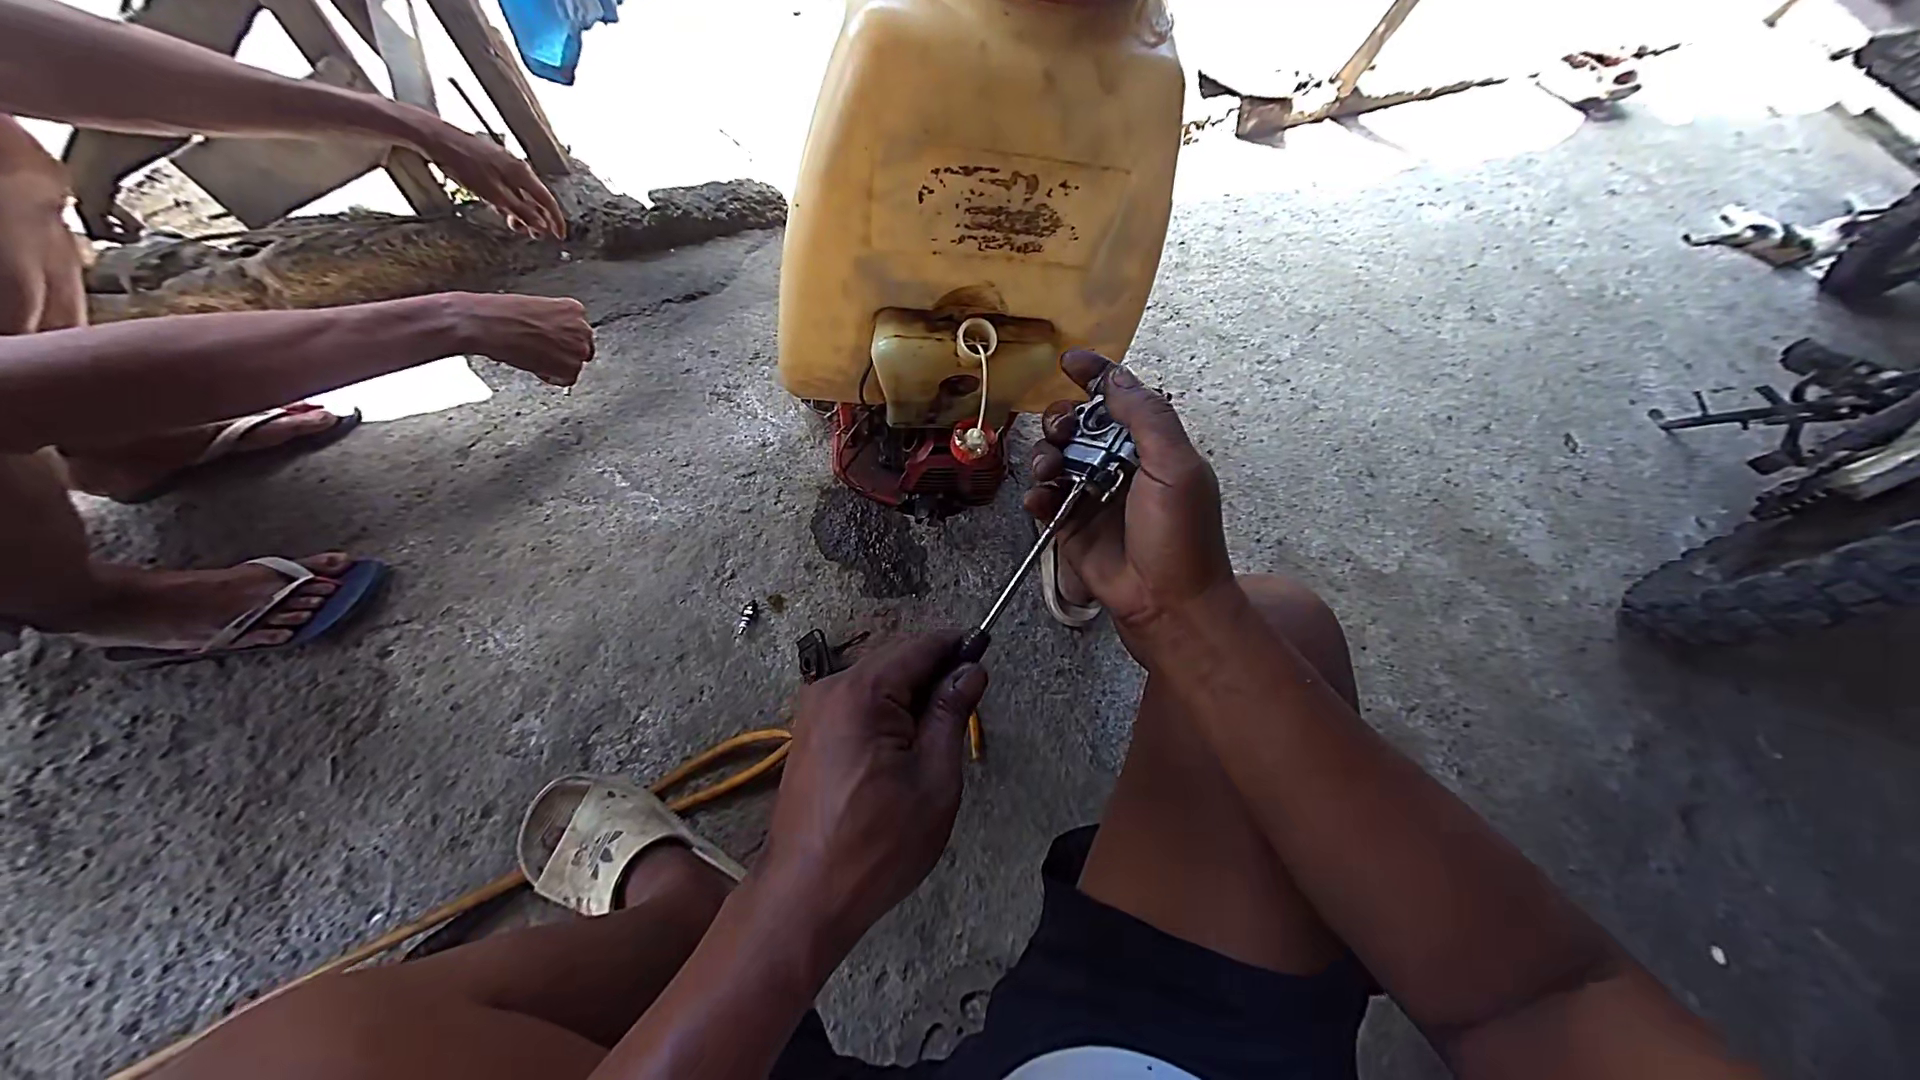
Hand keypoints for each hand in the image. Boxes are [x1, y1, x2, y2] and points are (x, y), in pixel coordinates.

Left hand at [407, 114, 566, 238]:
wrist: (435, 139)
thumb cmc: (464, 166)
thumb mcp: (495, 195)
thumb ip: (521, 211)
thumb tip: (542, 226)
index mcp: (524, 174)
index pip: (548, 201)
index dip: (555, 221)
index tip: (559, 236)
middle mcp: (519, 168)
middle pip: (537, 198)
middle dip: (538, 219)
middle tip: (534, 234)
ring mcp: (505, 165)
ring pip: (523, 194)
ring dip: (523, 212)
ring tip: (515, 224)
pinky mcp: (493, 164)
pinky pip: (510, 187)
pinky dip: (511, 201)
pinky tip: (503, 209)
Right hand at [453, 293, 594, 385]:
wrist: (483, 324)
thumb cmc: (499, 314)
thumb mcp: (536, 309)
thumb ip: (555, 322)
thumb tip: (557, 338)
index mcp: (573, 309)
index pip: (579, 333)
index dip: (561, 340)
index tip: (547, 341)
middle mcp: (582, 328)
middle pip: (581, 350)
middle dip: (563, 353)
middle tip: (539, 352)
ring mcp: (579, 348)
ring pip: (574, 365)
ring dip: (555, 365)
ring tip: (532, 356)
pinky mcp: (571, 367)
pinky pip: (567, 379)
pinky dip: (551, 377)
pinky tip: (534, 365)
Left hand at [761, 634, 987, 949]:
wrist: (805, 896)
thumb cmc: (877, 844)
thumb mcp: (934, 778)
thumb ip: (952, 713)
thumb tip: (971, 670)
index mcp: (860, 693)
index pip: (919, 647)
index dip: (957, 646)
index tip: (986, 654)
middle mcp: (830, 689)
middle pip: (896, 661)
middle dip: (935, 676)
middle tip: (967, 709)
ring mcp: (814, 710)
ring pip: (878, 683)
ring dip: (912, 698)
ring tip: (937, 737)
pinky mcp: (810, 733)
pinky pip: (858, 704)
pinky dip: (888, 714)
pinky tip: (904, 748)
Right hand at [1023, 350, 1236, 647]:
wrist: (1165, 602)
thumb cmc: (1181, 536)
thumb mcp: (1174, 467)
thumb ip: (1146, 417)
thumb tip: (1116, 378)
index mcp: (1150, 447)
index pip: (1118, 400)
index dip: (1095, 376)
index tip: (1070, 361)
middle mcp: (1118, 466)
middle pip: (1078, 425)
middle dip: (1062, 420)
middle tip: (1063, 432)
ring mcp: (1092, 495)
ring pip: (1055, 458)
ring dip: (1045, 455)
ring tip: (1049, 471)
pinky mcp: (1069, 524)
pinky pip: (1043, 498)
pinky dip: (1036, 494)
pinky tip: (1040, 500)